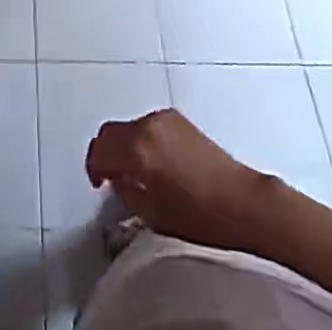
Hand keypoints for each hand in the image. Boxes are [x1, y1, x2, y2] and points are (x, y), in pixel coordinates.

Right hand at [85, 108, 277, 252]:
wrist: (237, 201)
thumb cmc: (199, 212)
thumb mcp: (149, 212)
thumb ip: (125, 190)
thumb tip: (117, 180)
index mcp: (138, 148)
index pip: (101, 148)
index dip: (94, 167)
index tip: (98, 182)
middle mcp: (150, 126)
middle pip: (112, 132)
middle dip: (105, 153)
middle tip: (108, 178)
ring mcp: (167, 120)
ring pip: (130, 127)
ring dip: (124, 146)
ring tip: (134, 175)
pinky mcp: (181, 121)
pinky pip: (148, 126)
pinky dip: (141, 140)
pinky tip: (152, 164)